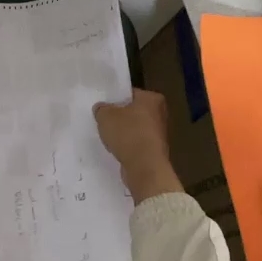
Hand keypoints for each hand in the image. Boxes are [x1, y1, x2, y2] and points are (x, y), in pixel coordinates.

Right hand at [94, 89, 184, 203]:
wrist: (145, 167)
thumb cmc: (128, 134)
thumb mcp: (105, 116)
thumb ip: (101, 109)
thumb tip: (101, 108)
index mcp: (152, 98)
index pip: (130, 93)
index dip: (115, 99)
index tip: (104, 106)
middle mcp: (160, 113)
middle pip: (133, 111)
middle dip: (119, 116)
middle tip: (103, 120)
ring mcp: (159, 133)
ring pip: (135, 128)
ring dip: (123, 133)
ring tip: (108, 137)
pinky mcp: (155, 150)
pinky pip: (137, 143)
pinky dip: (128, 146)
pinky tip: (117, 150)